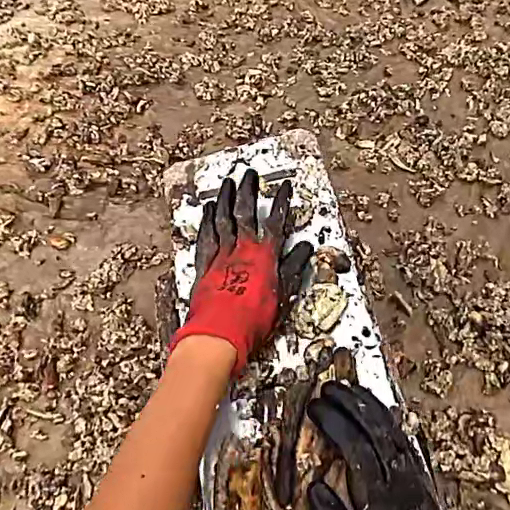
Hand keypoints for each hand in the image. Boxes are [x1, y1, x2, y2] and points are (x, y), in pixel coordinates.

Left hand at [171, 168, 311, 374]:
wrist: (218, 334)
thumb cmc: (253, 321)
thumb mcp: (282, 297)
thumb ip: (293, 269)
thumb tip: (305, 249)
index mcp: (264, 256)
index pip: (277, 222)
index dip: (282, 203)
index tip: (285, 187)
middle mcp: (241, 249)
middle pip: (245, 213)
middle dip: (248, 191)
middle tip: (250, 174)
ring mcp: (220, 254)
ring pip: (223, 219)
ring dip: (226, 199)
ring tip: (228, 183)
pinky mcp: (204, 264)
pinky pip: (206, 235)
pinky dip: (207, 220)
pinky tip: (208, 209)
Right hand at [305, 380, 509, 509]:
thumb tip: (316, 489)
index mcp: (382, 509)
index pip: (358, 452)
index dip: (336, 425)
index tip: (315, 408)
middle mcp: (404, 490)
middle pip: (380, 434)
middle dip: (352, 405)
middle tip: (327, 387)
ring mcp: (418, 487)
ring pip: (397, 435)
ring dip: (372, 408)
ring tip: (349, 388)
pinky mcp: (426, 490)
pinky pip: (408, 445)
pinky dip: (390, 422)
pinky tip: (377, 413)